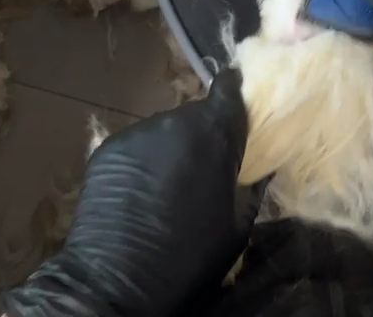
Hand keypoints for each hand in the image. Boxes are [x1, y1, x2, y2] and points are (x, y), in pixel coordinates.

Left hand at [0, 69, 261, 316]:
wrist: (117, 284)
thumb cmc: (190, 256)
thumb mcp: (237, 224)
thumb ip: (252, 184)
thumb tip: (262, 165)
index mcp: (214, 132)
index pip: (228, 88)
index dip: (233, 90)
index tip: (236, 100)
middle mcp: (177, 120)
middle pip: (196, 114)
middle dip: (202, 135)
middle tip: (201, 168)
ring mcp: (140, 131)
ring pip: (166, 130)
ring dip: (171, 148)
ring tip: (168, 186)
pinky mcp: (110, 147)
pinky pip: (137, 146)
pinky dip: (143, 161)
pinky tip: (140, 192)